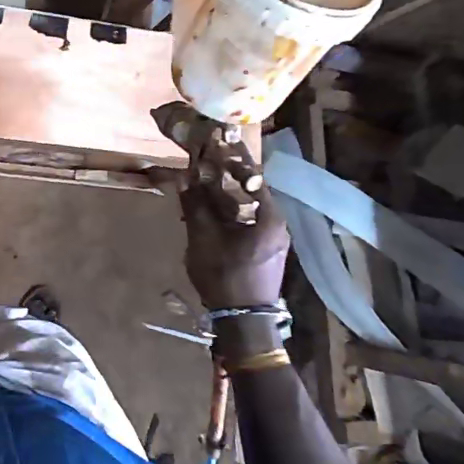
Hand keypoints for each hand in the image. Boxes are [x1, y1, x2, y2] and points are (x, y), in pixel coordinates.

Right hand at [153, 105, 289, 315]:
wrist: (244, 322)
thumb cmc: (225, 278)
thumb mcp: (204, 239)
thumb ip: (195, 205)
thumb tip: (184, 176)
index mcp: (270, 216)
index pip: (253, 174)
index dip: (233, 157)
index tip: (217, 142)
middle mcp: (279, 223)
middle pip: (253, 189)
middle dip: (228, 174)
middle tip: (207, 160)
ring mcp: (275, 239)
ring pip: (251, 206)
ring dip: (228, 194)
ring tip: (205, 183)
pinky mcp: (267, 251)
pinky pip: (251, 221)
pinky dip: (233, 212)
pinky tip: (213, 212)